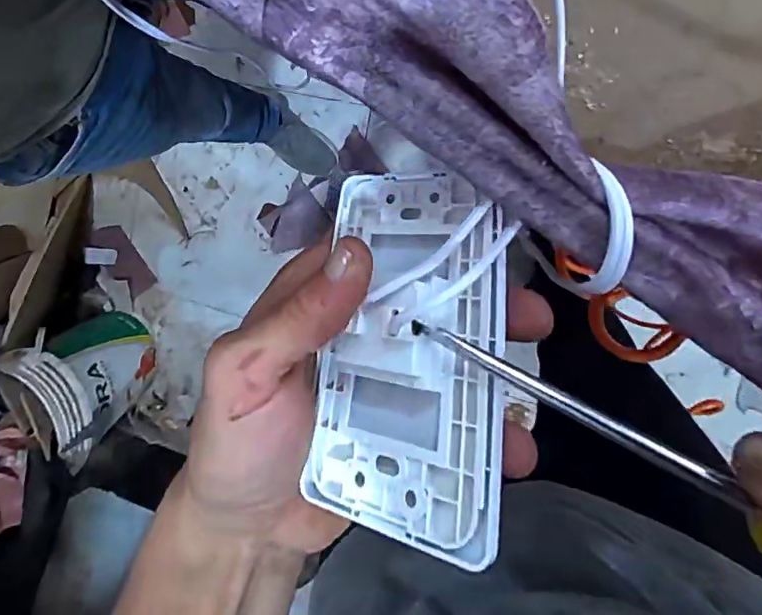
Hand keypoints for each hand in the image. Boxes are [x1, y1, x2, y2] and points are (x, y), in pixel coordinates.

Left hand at [177, 237, 553, 553]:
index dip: (425, 232)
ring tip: (526, 384)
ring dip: (495, 360)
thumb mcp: (246, 371)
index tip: (478, 229)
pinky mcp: (407, 425)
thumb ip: (295, 316)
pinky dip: (486, 430)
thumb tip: (356, 253)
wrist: (246, 532)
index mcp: (324, 296)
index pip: (379, 246)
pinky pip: (453, 418)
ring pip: (452, 353)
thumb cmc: (235, 440)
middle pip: (431, 298)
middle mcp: (365, 325)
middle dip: (483, 297)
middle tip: (525, 311)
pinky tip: (511, 448)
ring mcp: (391, 375)